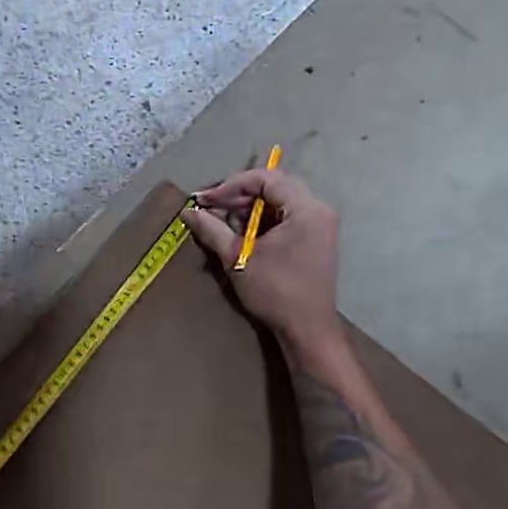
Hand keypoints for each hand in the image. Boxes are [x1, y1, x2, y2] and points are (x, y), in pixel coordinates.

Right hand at [181, 168, 340, 345]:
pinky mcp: (315, 239)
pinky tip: (240, 234)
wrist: (307, 329)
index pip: (266, 179)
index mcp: (306, 209)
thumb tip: (188, 212)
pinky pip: (285, 218)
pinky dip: (261, 221)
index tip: (206, 200)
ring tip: (220, 222)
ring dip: (248, 209)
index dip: (232, 185)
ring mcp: (319, 225)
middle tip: (209, 208)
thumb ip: (212, 230)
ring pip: (278, 202)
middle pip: (274, 187)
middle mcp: (318, 210)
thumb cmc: (274, 292)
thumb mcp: (237, 258)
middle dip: (238, 195)